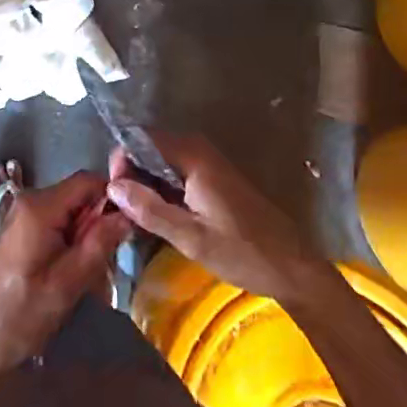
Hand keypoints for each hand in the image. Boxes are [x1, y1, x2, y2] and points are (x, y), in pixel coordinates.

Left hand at [0, 172, 129, 381]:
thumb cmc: (20, 314)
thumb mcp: (66, 283)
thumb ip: (98, 244)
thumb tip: (127, 213)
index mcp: (40, 206)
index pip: (88, 180)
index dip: (113, 197)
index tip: (130, 227)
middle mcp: (30, 200)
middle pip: (79, 197)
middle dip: (99, 225)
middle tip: (108, 264)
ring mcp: (23, 215)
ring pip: (70, 214)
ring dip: (86, 240)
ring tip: (91, 277)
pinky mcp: (21, 232)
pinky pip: (56, 225)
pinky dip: (70, 245)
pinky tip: (72, 277)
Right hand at [107, 134, 315, 298]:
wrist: (293, 268)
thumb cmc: (243, 252)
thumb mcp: (191, 237)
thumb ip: (149, 210)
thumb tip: (112, 187)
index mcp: (193, 155)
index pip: (141, 139)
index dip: (122, 161)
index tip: (115, 193)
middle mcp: (198, 149)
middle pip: (149, 149)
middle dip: (131, 175)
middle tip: (124, 210)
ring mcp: (207, 162)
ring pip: (161, 162)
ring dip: (146, 185)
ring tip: (137, 217)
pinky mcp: (212, 178)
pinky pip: (175, 173)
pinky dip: (162, 190)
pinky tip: (159, 217)